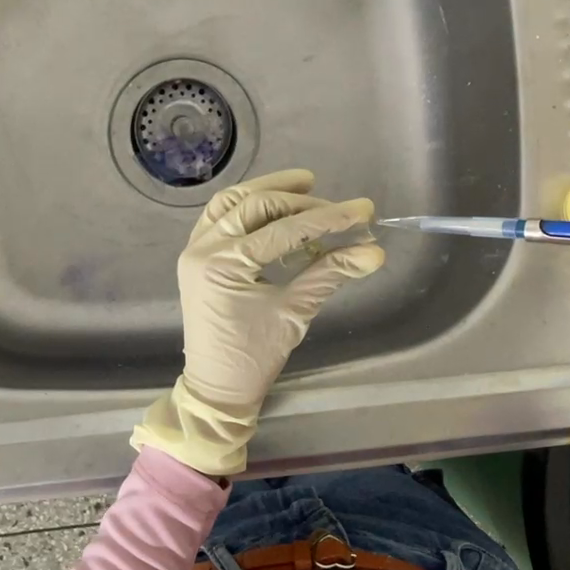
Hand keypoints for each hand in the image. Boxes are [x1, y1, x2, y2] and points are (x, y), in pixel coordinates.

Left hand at [130, 170, 384, 475]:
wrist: (216, 386)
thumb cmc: (254, 357)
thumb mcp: (294, 313)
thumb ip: (330, 274)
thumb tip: (374, 252)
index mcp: (224, 265)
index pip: (285, 230)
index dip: (327, 218)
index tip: (363, 211)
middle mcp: (203, 249)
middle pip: (256, 206)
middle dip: (300, 202)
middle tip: (337, 207)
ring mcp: (194, 250)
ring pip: (232, 203)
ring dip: (268, 190)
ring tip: (304, 183)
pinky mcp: (195, 256)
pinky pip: (219, 217)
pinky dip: (246, 206)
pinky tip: (271, 204)